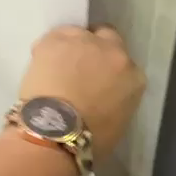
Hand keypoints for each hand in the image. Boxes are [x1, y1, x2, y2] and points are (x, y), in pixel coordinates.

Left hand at [16, 24, 144, 161]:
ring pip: (78, 34)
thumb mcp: (117, 121)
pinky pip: (54, 37)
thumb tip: (102, 96)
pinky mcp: (56, 39)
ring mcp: (85, 42)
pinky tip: (42, 68)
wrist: (56, 135)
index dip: (108, 70)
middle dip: (94, 49)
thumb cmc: (90, 142)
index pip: (124, 65)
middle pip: (106, 37)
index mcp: (134, 78)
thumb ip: (115, 99)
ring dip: (70, 48)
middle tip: (78, 68)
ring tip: (56, 70)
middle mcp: (114, 52)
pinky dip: (48, 50)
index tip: (96, 81)